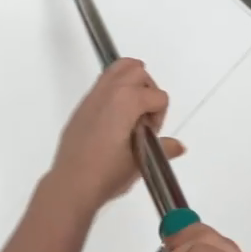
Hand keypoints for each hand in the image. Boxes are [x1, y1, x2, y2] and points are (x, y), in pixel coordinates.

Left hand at [46, 58, 183, 212]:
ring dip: (131, 81)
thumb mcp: (140, 162)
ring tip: (133, 109)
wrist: (71, 183)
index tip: (149, 135)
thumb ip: (163, 149)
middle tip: (144, 119)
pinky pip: (104, 81)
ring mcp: (94, 94)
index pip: (158, 96)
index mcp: (127, 100)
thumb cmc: (107, 173)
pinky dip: (115, 86)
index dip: (159, 116)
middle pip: (138, 72)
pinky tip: (115, 115)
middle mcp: (110, 90)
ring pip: (118, 68)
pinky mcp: (83, 104)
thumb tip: (180, 146)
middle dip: (148, 92)